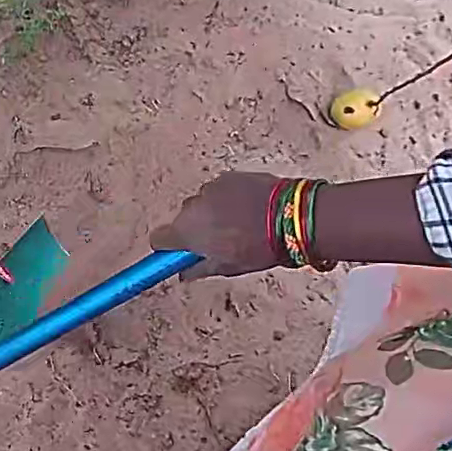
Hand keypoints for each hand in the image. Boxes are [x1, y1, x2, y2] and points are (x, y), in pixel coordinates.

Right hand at [151, 171, 285, 279]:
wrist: (293, 217)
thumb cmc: (261, 246)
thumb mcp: (229, 267)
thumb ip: (199, 268)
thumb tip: (183, 273)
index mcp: (186, 231)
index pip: (158, 239)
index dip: (168, 247)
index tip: (180, 253)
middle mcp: (191, 207)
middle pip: (182, 220)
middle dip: (196, 229)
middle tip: (220, 241)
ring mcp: (209, 190)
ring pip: (202, 204)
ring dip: (213, 213)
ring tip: (241, 224)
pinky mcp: (227, 177)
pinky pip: (219, 191)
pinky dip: (228, 199)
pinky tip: (249, 209)